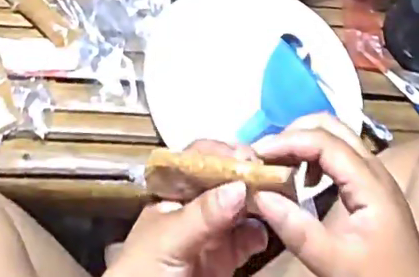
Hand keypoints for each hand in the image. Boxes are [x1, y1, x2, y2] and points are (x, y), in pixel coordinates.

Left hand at [107, 142, 269, 276]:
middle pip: (226, 178)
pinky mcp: (225, 259)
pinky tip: (264, 231)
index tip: (247, 157)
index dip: (223, 154)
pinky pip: (248, 238)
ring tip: (274, 198)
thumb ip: (202, 214)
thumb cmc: (143, 271)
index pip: (201, 159)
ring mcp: (212, 231)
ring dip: (259, 199)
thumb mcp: (168, 238)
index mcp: (175, 190)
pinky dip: (260, 231)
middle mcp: (196, 205)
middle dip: (248, 173)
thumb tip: (239, 185)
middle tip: (270, 174)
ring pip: (241, 205)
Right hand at [248, 115, 418, 276]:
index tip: (257, 154)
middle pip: (332, 127)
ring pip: (337, 138)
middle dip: (296, 133)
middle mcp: (375, 168)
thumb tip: (260, 194)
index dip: (288, 141)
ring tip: (279, 164)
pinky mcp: (372, 190)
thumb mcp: (336, 264)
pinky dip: (317, 157)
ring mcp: (376, 177)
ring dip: (306, 142)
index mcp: (370, 181)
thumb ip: (298, 230)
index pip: (324, 140)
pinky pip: (341, 156)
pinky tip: (304, 182)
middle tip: (266, 155)